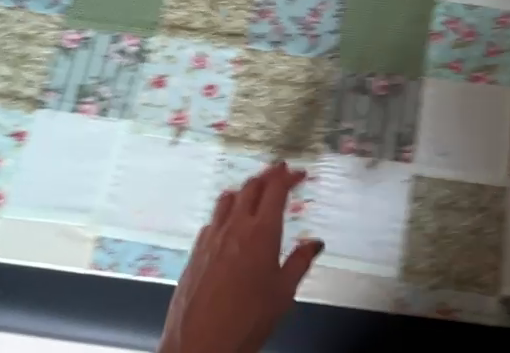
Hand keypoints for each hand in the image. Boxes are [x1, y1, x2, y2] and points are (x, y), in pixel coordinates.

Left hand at [158, 161, 323, 352]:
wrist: (199, 345)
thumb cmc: (246, 321)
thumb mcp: (283, 293)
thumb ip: (300, 262)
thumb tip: (315, 244)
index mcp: (261, 232)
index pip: (276, 189)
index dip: (289, 176)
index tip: (299, 173)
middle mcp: (235, 227)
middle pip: (251, 186)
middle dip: (268, 175)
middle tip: (280, 173)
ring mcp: (211, 237)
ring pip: (228, 198)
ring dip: (245, 189)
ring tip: (254, 191)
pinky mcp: (195, 252)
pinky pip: (212, 220)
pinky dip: (225, 213)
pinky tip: (229, 224)